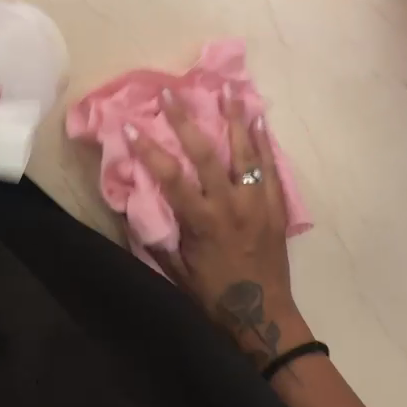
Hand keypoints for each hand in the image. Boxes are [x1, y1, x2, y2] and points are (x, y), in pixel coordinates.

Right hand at [126, 87, 309, 367]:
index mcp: (202, 220)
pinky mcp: (276, 206)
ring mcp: (257, 203)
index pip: (171, 176)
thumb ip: (155, 236)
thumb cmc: (214, 295)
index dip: (148, 149)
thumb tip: (130, 203)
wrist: (265, 317)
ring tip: (228, 89)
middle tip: (172, 93)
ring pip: (245, 152)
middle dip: (186, 120)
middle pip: (206, 153)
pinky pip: (271, 167)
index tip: (130, 125)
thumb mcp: (176, 271)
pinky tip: (260, 119)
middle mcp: (230, 205)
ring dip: (235, 118)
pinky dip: (265, 142)